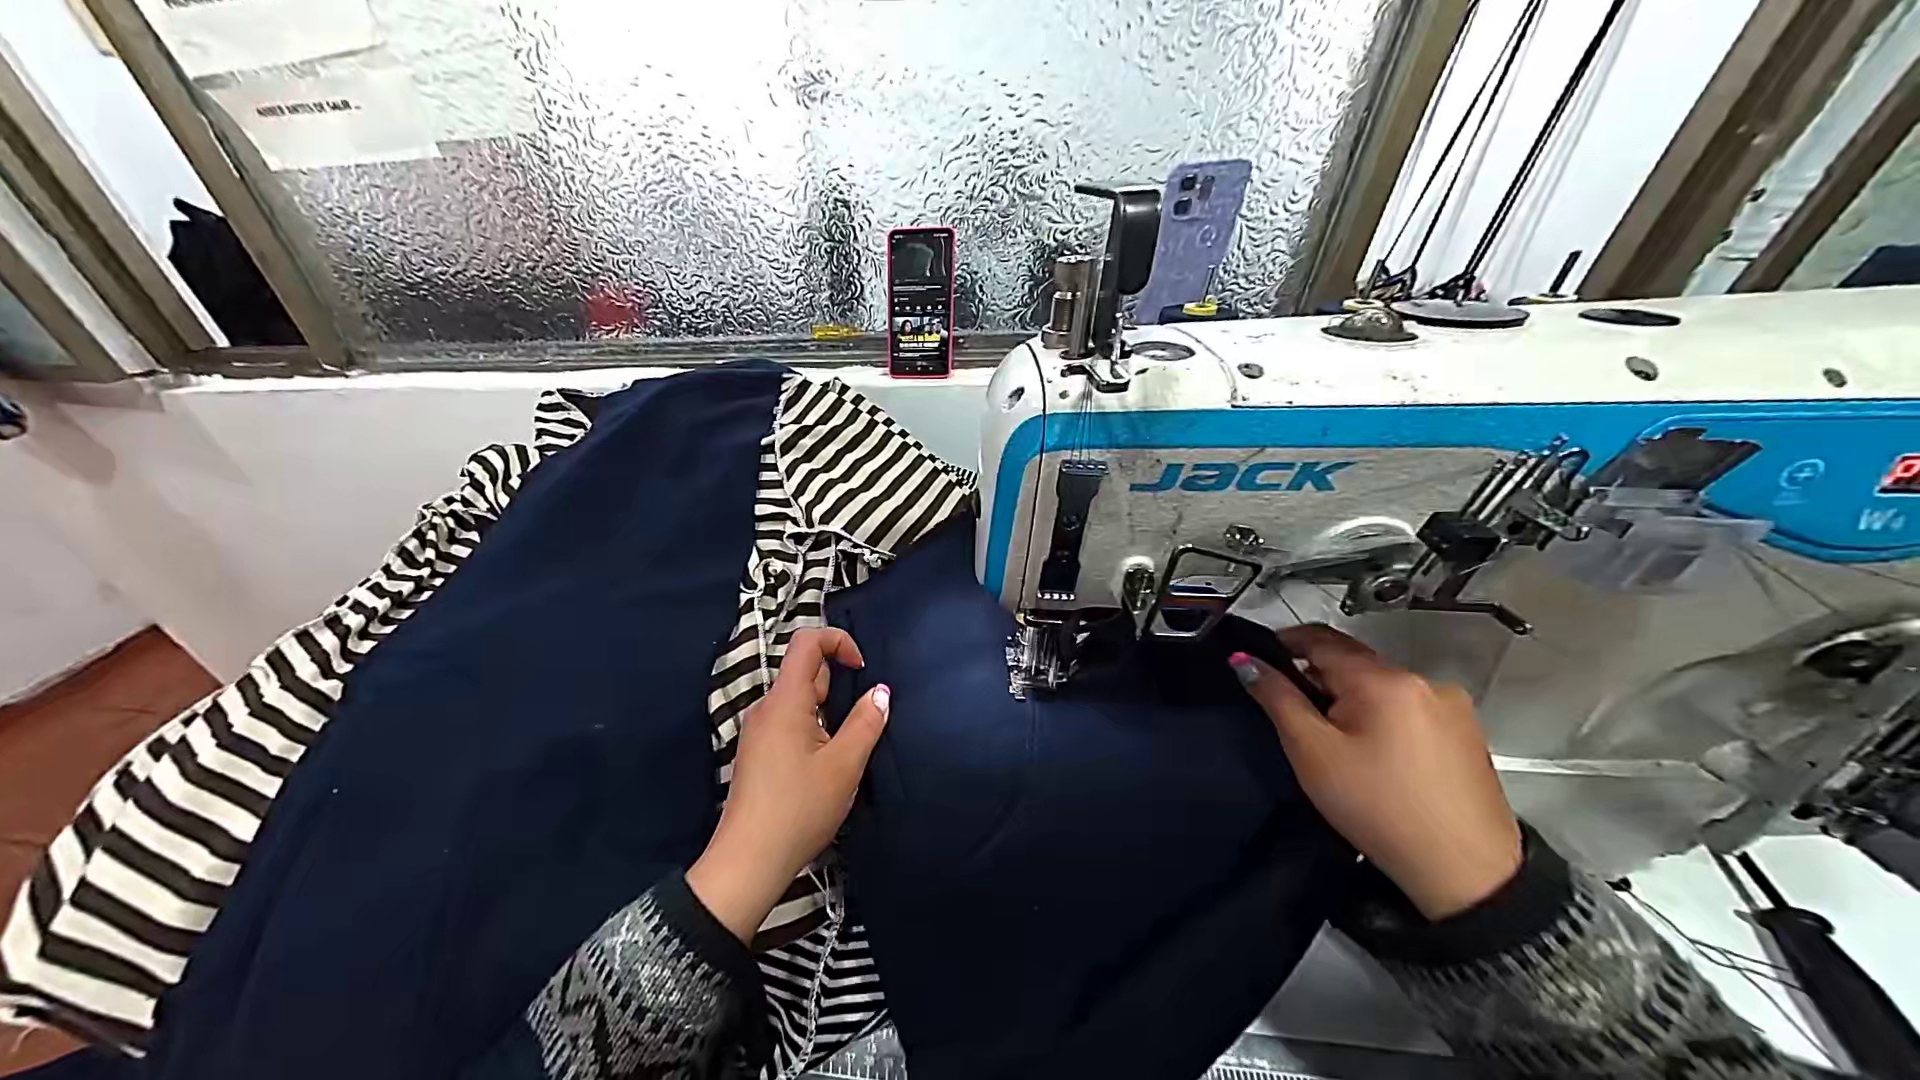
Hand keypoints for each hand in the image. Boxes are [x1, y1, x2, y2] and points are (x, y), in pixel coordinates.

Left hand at [686, 628, 890, 940]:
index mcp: (785, 701)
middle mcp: (765, 708)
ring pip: (797, 697)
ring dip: (825, 707)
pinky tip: (821, 759)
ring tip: (841, 745)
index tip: (861, 669)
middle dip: (836, 682)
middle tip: (854, 721)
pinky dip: (812, 724)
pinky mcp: (757, 751)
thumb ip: (866, 722)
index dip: (838, 640)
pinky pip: (788, 719)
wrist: (749, 861)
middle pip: (803, 669)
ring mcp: (757, 730)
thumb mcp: (844, 765)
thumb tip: (881, 691)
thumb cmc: (800, 809)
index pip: (806, 642)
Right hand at [1229, 624, 1520, 920]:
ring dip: (1350, 696)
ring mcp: (1450, 705)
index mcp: (1383, 680)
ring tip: (1334, 739)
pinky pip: (1407, 705)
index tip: (1263, 657)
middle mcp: (1423, 681)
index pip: (1321, 638)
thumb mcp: (1311, 751)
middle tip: (1293, 710)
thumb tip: (1246, 661)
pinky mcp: (1465, 731)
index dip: (1286, 642)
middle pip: (1352, 661)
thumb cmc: (1379, 809)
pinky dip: (1381, 714)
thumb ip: (1276, 697)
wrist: (1465, 873)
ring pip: (1380, 684)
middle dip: (1317, 676)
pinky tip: (1374, 753)